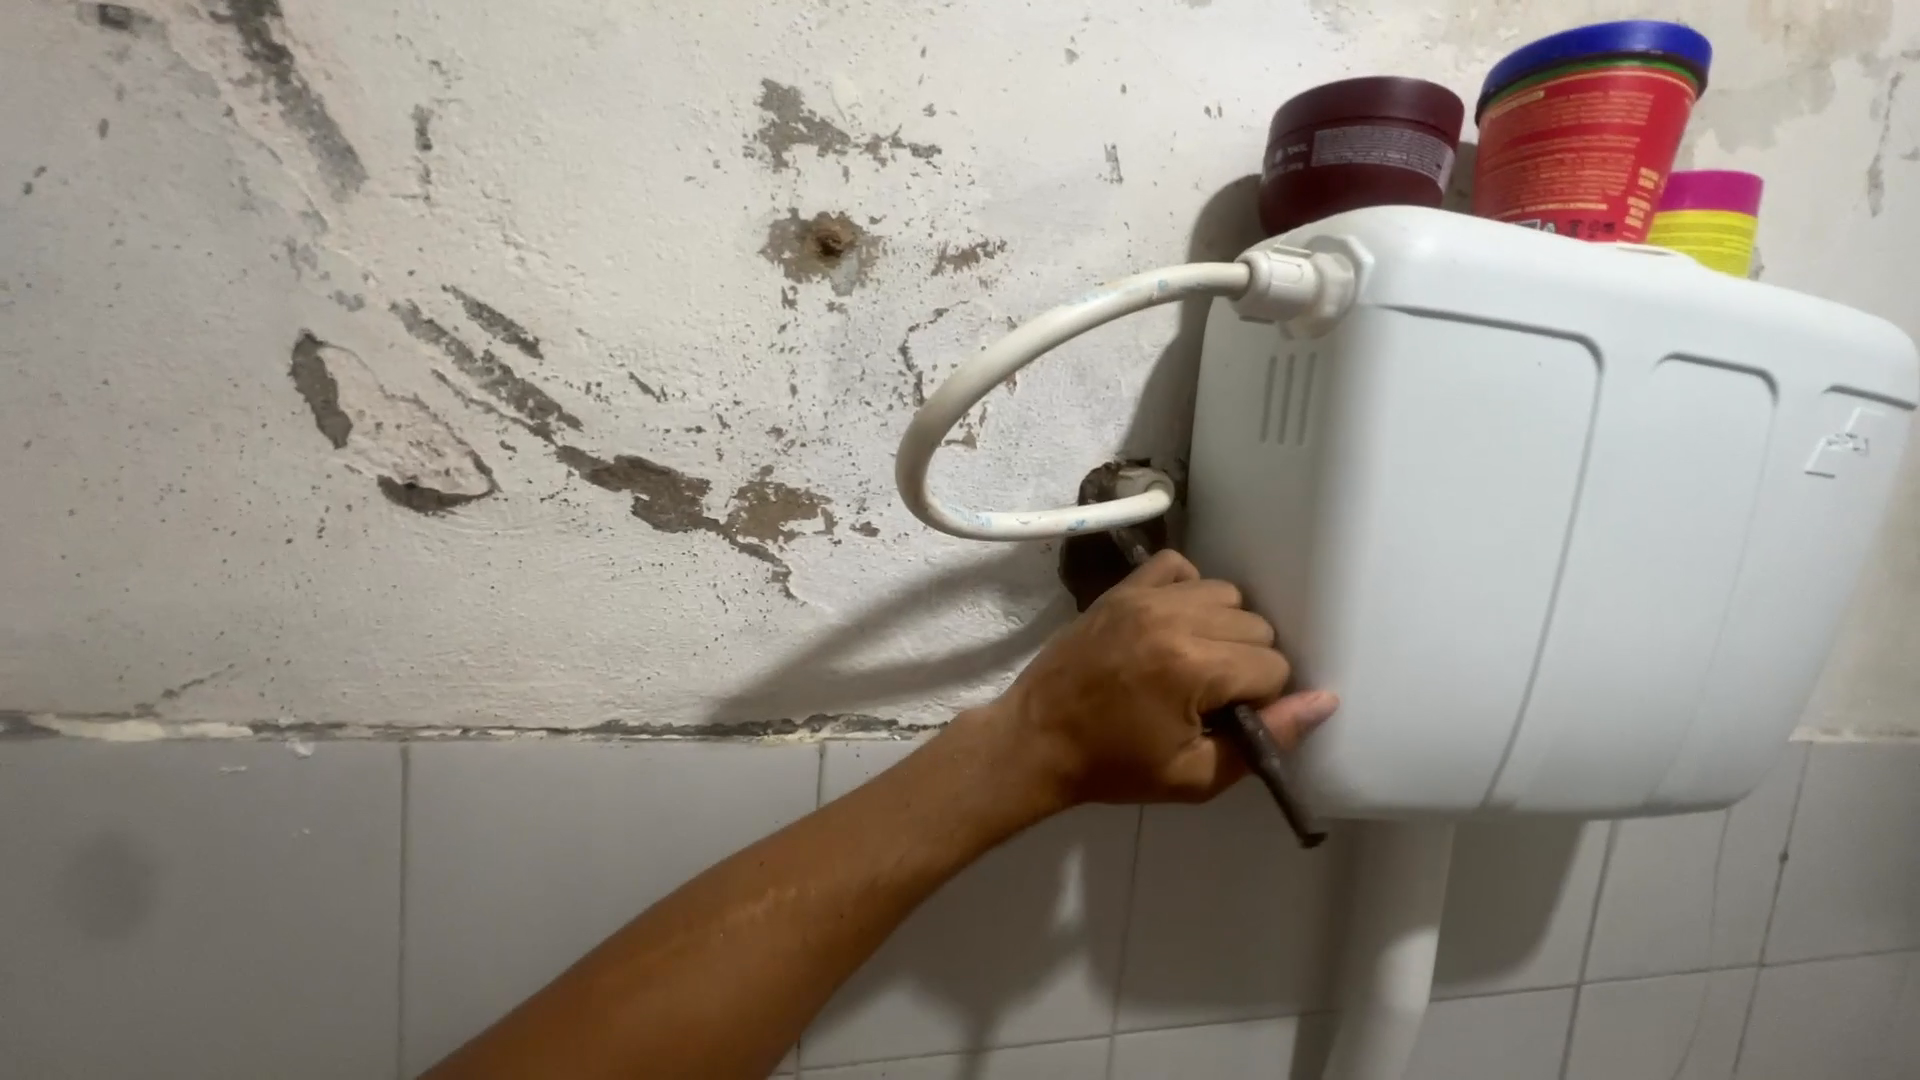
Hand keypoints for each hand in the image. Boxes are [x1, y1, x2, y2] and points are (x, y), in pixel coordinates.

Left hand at [991, 549, 1336, 805]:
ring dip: (1223, 628)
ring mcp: (1142, 597)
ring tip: (1194, 662)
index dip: (1261, 700)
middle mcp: (1173, 618)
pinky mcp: (1120, 589)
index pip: (1273, 667)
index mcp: (1192, 666)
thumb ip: (1268, 738)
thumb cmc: (1114, 766)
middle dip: (1246, 665)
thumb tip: (1324, 700)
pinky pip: (1177, 566)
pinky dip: (1188, 589)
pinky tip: (1175, 623)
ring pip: (1224, 594)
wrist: (1036, 739)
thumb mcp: (1196, 775)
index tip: (1228, 718)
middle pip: (1255, 626)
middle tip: (1211, 696)